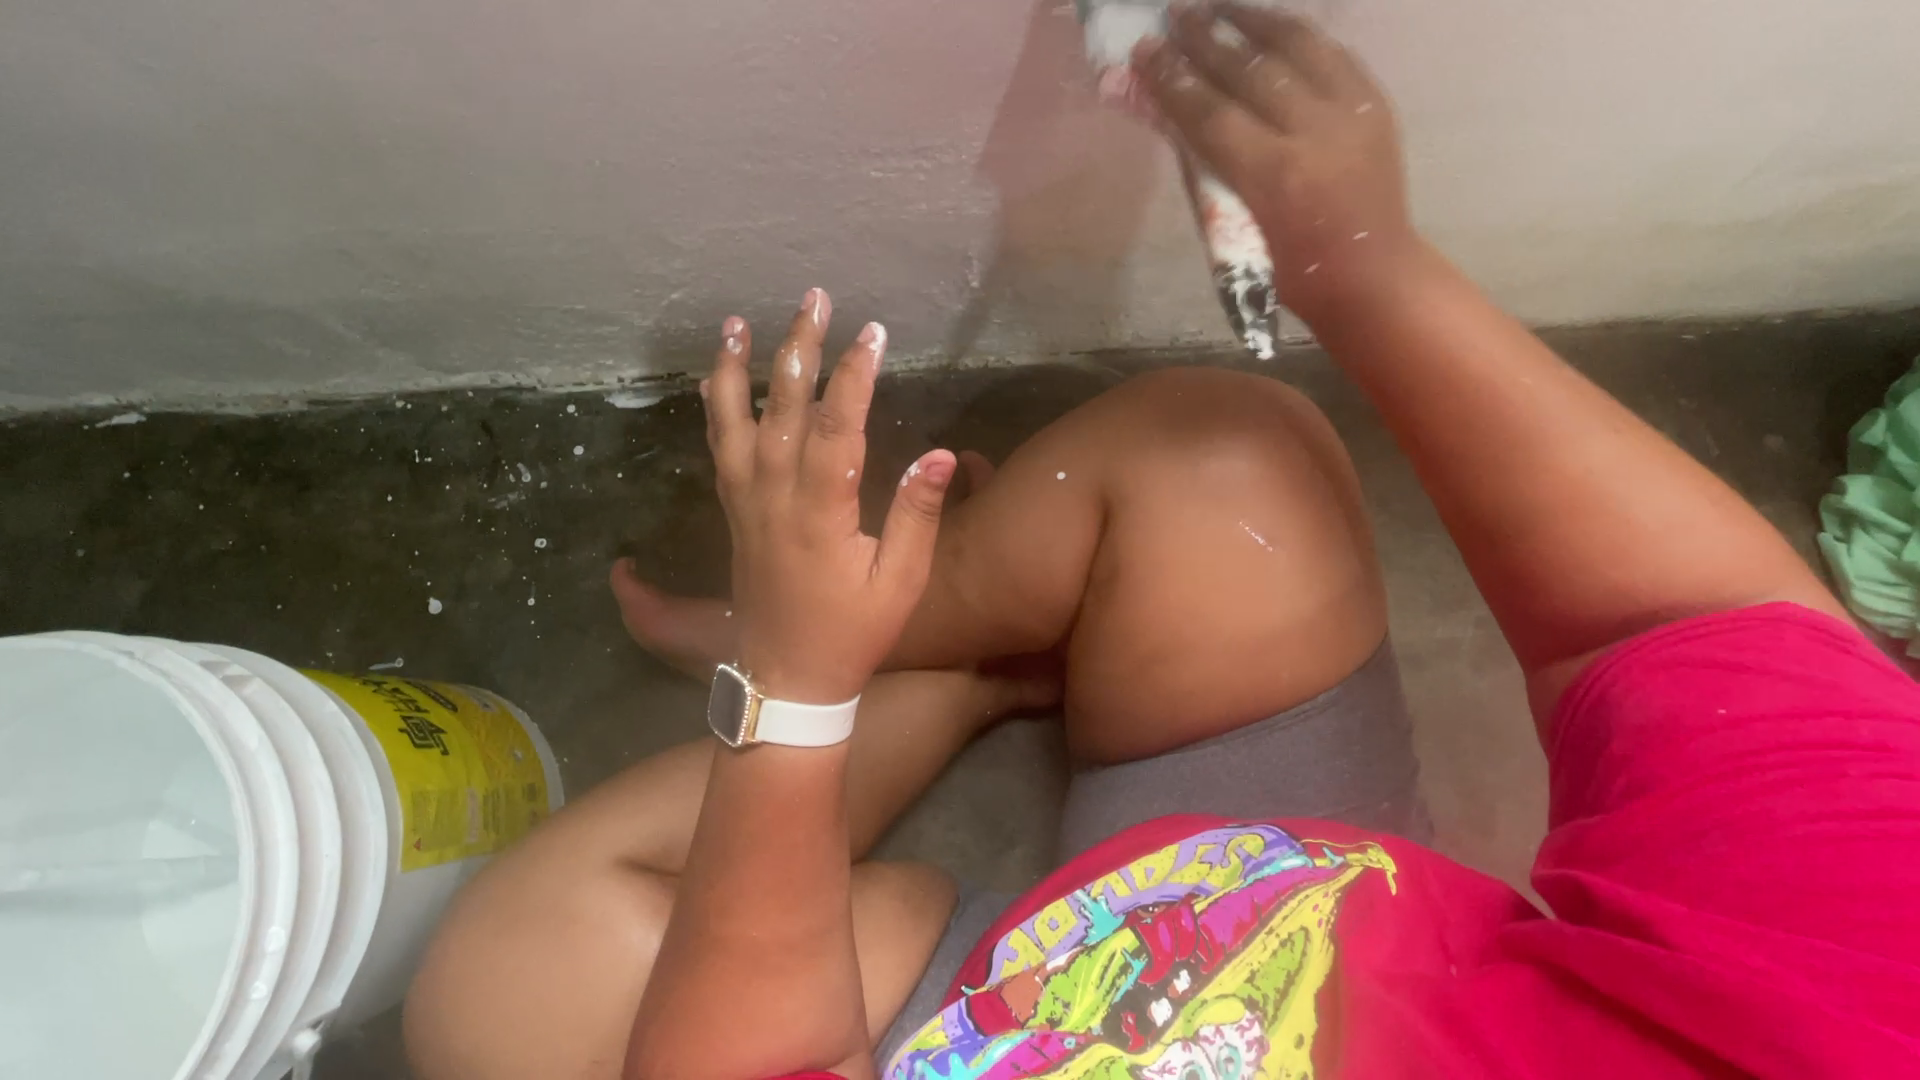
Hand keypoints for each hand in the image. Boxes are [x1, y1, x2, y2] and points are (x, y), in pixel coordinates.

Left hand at [701, 288, 955, 705]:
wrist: (787, 678)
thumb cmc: (852, 633)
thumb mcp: (900, 584)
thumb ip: (916, 517)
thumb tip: (940, 455)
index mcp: (821, 513)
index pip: (837, 428)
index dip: (854, 376)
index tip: (872, 331)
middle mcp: (776, 499)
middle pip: (783, 410)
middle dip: (799, 350)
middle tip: (813, 298)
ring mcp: (748, 505)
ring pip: (736, 424)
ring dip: (739, 370)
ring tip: (737, 322)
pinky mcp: (736, 515)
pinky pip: (719, 453)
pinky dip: (715, 411)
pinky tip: (714, 381)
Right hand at [1134, 2, 1417, 322]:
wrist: (1368, 273)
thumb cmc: (1288, 270)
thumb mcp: (1235, 231)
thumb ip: (1207, 173)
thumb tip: (1174, 119)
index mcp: (1272, 176)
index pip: (1211, 113)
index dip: (1174, 79)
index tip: (1146, 51)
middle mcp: (1313, 132)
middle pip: (1248, 71)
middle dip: (1205, 39)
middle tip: (1174, 16)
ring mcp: (1349, 111)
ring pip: (1295, 46)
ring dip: (1250, 20)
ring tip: (1216, 5)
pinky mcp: (1373, 103)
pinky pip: (1329, 52)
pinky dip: (1294, 35)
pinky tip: (1269, 25)